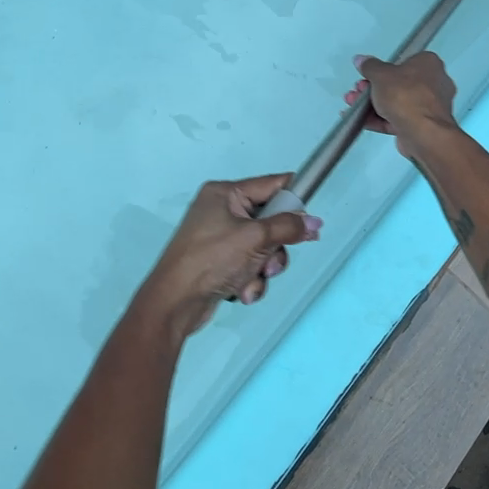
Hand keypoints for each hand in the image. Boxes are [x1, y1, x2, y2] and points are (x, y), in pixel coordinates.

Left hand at [139, 174, 321, 338]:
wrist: (174, 304)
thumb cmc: (212, 260)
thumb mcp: (255, 238)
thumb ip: (288, 227)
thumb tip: (315, 223)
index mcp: (225, 193)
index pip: (270, 185)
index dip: (293, 199)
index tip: (312, 217)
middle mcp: (222, 211)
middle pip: (270, 221)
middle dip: (275, 246)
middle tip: (273, 260)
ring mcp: (220, 238)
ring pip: (263, 248)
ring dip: (264, 268)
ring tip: (254, 279)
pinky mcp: (220, 263)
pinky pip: (249, 265)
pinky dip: (250, 280)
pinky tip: (241, 292)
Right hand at [344, 52, 459, 158]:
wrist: (421, 132)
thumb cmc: (404, 95)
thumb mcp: (381, 75)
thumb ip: (369, 66)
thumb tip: (360, 59)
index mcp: (428, 63)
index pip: (404, 60)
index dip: (383, 68)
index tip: (367, 74)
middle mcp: (434, 82)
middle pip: (398, 83)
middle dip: (373, 88)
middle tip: (358, 90)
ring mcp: (429, 106)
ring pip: (397, 103)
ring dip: (373, 104)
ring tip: (354, 104)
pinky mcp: (423, 126)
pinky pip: (399, 118)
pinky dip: (380, 119)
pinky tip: (362, 120)